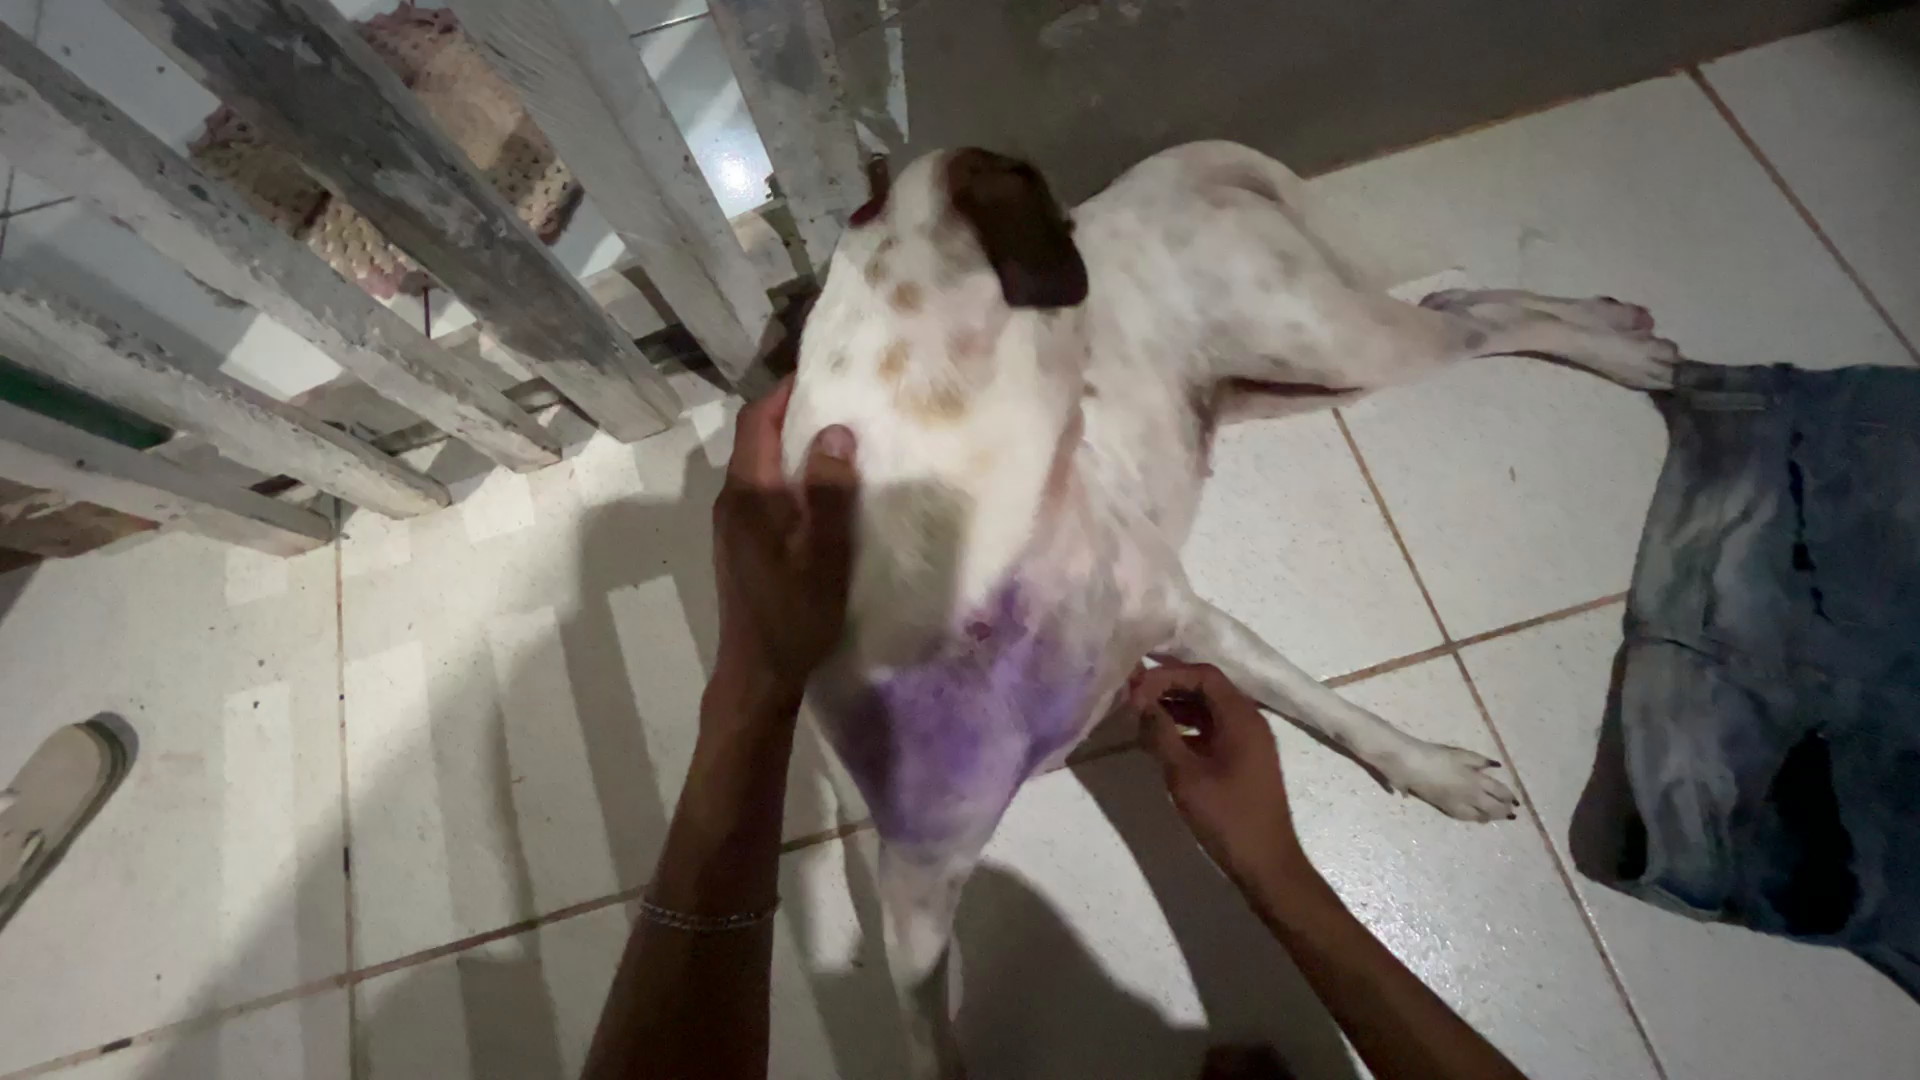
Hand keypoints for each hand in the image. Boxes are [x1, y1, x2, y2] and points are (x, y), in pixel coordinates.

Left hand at [710, 377, 858, 713]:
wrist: (758, 671)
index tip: (824, 374)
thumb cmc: (794, 614)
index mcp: (748, 495)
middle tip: (845, 404)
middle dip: (795, 415)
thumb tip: (835, 430)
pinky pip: (766, 492)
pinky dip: (793, 477)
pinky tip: (825, 492)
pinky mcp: (743, 542)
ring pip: (763, 467)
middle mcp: (732, 501)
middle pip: (757, 440)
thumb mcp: (823, 554)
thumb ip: (829, 492)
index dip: (785, 392)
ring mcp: (734, 523)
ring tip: (842, 443)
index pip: (757, 422)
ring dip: (796, 448)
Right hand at [1129, 663, 1307, 883]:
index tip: (1136, 691)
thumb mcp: (1184, 773)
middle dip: (1168, 688)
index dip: (1166, 675)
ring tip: (1141, 718)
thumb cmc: (1226, 816)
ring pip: (1207, 708)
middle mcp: (1249, 720)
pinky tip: (1161, 742)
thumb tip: (1139, 700)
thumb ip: (1160, 732)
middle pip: (1205, 687)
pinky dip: (1186, 727)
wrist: (1267, 865)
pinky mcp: (1243, 759)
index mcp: (1241, 717)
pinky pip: (1212, 728)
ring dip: (1175, 707)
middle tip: (1133, 699)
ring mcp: (1248, 740)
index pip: (1202, 675)